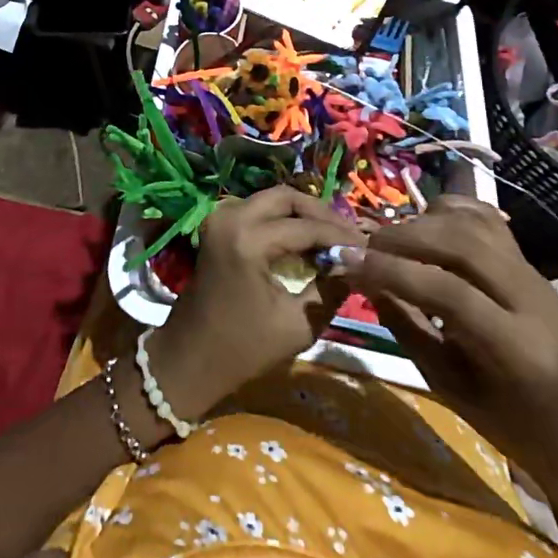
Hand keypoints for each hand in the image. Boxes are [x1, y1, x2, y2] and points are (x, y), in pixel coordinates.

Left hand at [151, 187, 365, 419]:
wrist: (189, 360)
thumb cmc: (242, 350)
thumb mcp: (298, 325)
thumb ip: (330, 288)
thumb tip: (355, 263)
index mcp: (247, 240)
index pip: (307, 227)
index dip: (341, 237)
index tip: (369, 248)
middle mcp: (230, 217)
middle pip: (288, 198)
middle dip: (322, 214)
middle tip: (349, 237)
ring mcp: (219, 217)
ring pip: (272, 199)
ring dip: (303, 214)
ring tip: (332, 238)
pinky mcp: (216, 225)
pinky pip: (257, 209)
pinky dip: (283, 218)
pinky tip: (304, 239)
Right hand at [346, 196, 557, 457]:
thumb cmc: (498, 420)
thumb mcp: (442, 383)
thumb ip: (405, 324)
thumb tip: (363, 275)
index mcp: (517, 351)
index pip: (450, 292)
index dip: (394, 272)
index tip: (349, 262)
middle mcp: (539, 305)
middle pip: (465, 246)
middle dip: (406, 238)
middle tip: (366, 245)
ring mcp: (543, 280)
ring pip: (479, 226)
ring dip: (426, 222)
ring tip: (393, 237)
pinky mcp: (538, 266)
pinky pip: (492, 224)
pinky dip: (453, 214)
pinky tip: (425, 223)